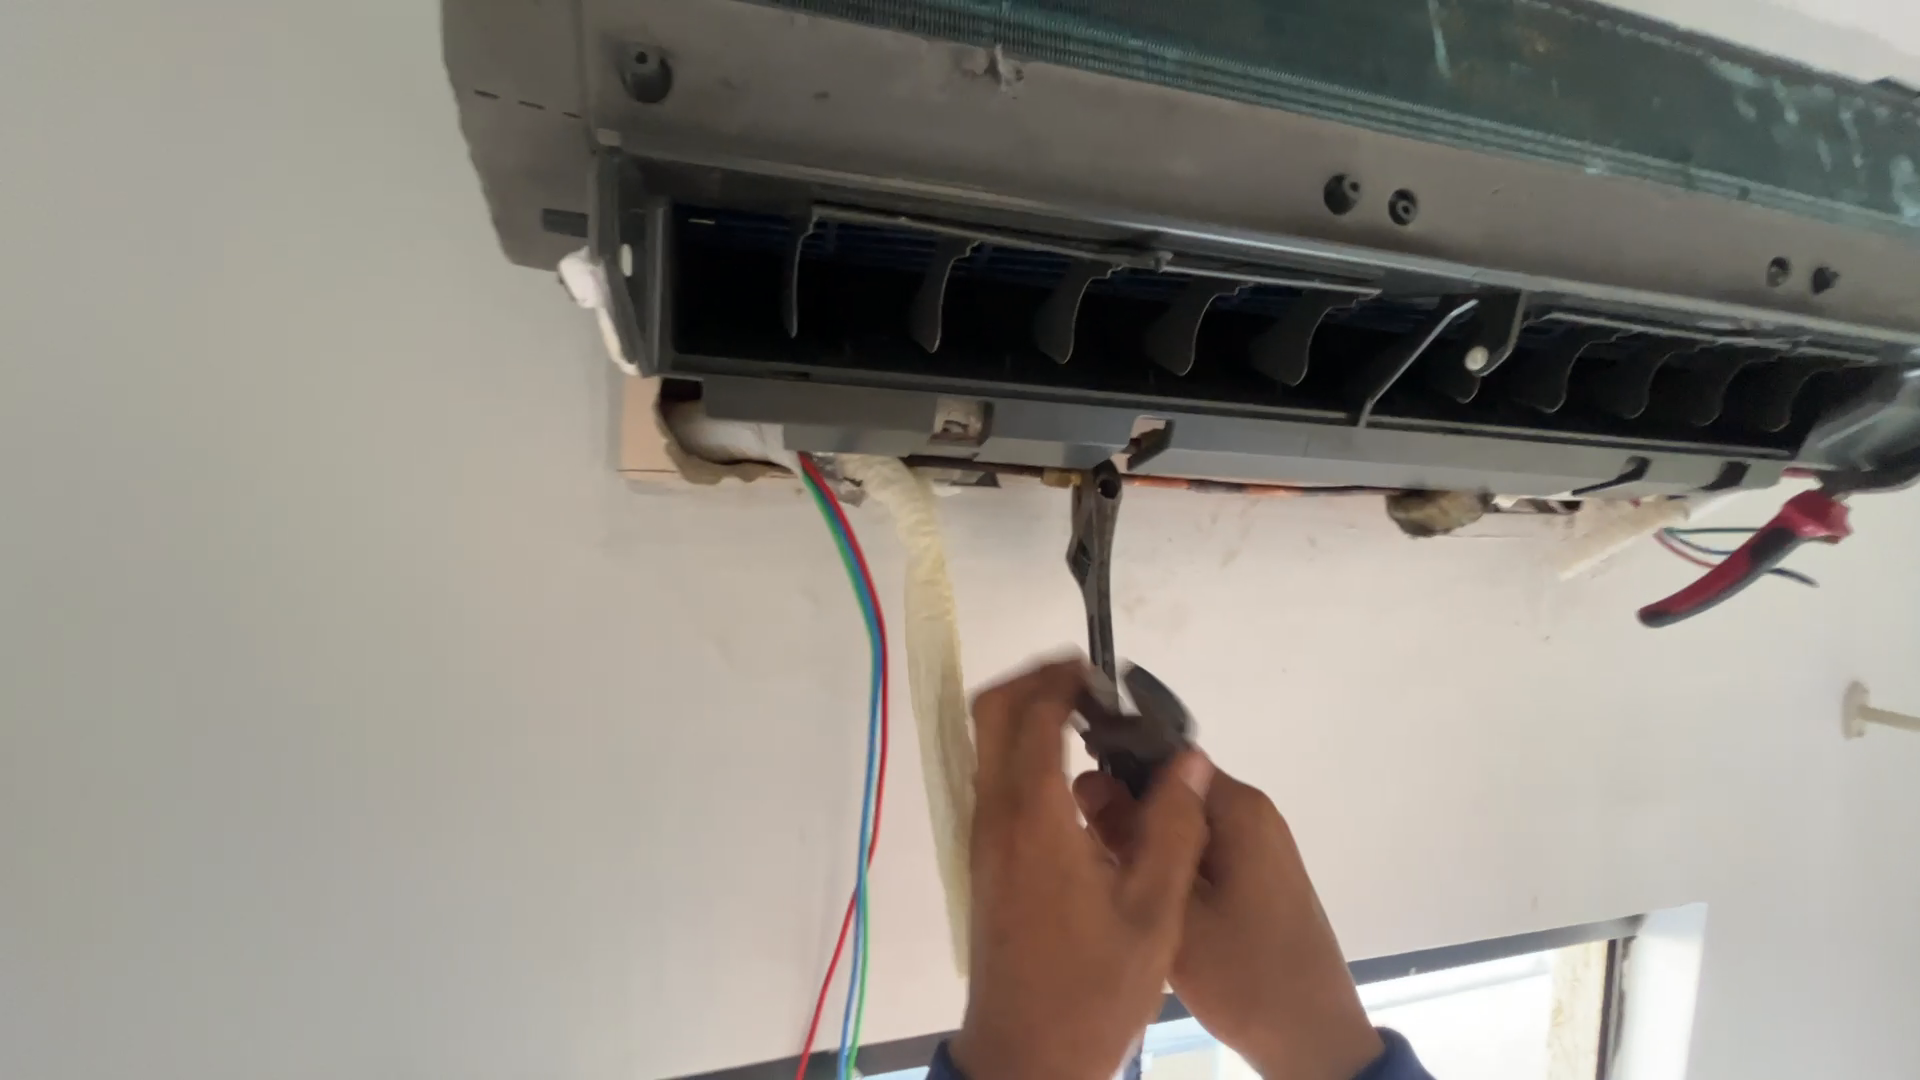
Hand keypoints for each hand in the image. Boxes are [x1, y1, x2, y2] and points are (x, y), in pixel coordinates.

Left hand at [952, 660, 1214, 1079]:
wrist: (1025, 1050)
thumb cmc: (1093, 986)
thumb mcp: (1152, 913)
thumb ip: (1172, 827)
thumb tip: (1188, 758)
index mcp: (1034, 815)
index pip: (1034, 715)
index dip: (1064, 680)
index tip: (1100, 673)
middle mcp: (995, 810)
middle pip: (992, 710)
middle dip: (1034, 679)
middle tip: (1087, 684)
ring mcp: (981, 830)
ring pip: (987, 739)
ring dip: (1026, 710)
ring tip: (1084, 717)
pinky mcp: (982, 849)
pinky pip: (993, 770)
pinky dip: (1021, 743)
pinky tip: (1068, 767)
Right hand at [1074, 768, 1382, 1079]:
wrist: (1315, 1046)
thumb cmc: (1243, 975)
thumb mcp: (1171, 908)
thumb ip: (1127, 839)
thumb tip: (1087, 778)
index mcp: (1238, 805)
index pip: (1163, 758)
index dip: (1116, 773)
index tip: (1079, 805)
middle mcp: (1252, 811)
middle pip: (1172, 789)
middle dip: (1129, 812)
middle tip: (1092, 850)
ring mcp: (1258, 842)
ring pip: (1183, 820)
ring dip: (1148, 840)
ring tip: (1111, 874)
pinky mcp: (1257, 872)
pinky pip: (1201, 845)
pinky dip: (1170, 860)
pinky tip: (1146, 893)